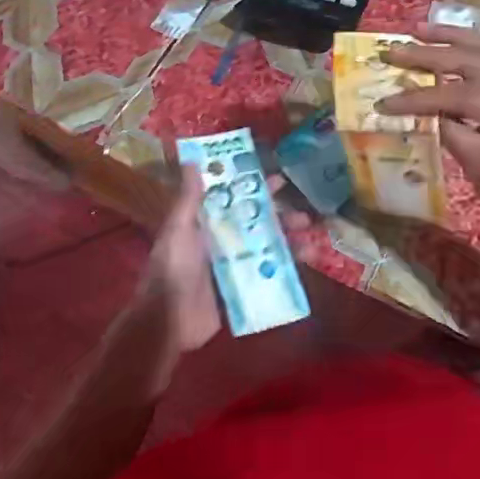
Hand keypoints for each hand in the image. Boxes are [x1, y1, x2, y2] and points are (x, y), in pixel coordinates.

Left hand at [130, 166, 300, 359]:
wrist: (168, 319)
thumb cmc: (172, 269)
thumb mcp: (178, 229)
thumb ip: (188, 198)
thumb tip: (190, 160)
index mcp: (205, 223)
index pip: (234, 199)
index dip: (255, 188)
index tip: (280, 180)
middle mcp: (221, 241)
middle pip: (256, 224)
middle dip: (281, 219)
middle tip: (304, 217)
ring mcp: (233, 266)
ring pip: (266, 248)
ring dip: (289, 243)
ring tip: (311, 242)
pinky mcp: (241, 290)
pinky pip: (267, 275)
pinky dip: (286, 269)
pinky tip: (304, 266)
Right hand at [376, 23, 479, 226]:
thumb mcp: (473, 161)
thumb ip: (446, 127)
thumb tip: (417, 108)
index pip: (453, 93)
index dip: (416, 97)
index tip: (384, 102)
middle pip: (469, 58)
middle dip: (427, 53)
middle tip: (393, 50)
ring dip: (452, 36)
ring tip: (420, 29)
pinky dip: (472, 44)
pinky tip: (453, 40)